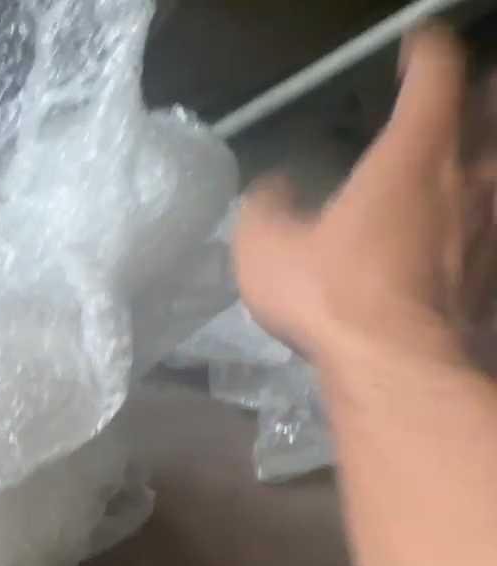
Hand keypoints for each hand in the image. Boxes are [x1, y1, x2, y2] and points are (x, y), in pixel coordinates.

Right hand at [234, 24, 492, 367]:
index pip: (435, 79)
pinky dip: (482, 198)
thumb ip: (266, 208)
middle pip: (493, 107)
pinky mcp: (494, 253)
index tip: (417, 39)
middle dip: (481, 89)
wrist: (392, 355)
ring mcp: (491, 213)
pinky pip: (495, 210)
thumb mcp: (263, 250)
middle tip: (463, 86)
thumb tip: (273, 183)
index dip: (427, 52)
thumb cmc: (324, 292)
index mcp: (413, 156)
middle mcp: (469, 170)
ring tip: (466, 145)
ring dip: (484, 143)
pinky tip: (468, 209)